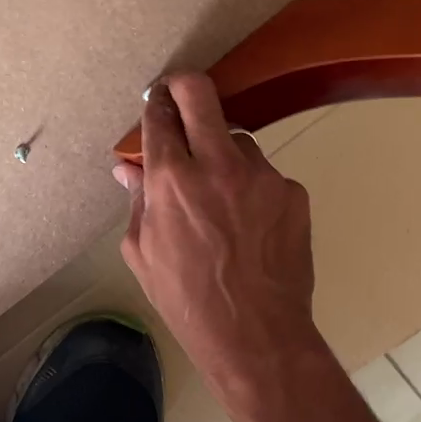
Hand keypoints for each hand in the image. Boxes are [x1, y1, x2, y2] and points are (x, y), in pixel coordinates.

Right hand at [113, 73, 317, 386]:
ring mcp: (261, 176)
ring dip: (222, 152)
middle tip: (178, 92)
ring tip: (220, 191)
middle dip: (183, 85)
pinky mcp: (293, 192)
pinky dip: (252, 187)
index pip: (160, 116)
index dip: (155, 103)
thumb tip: (127, 169)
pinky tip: (249, 221)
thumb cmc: (184, 297)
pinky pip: (265, 174)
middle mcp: (216, 165)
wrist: (255, 336)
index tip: (155, 101)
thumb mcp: (140, 250)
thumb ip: (136, 200)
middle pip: (199, 94)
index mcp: (170, 178)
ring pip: (237, 139)